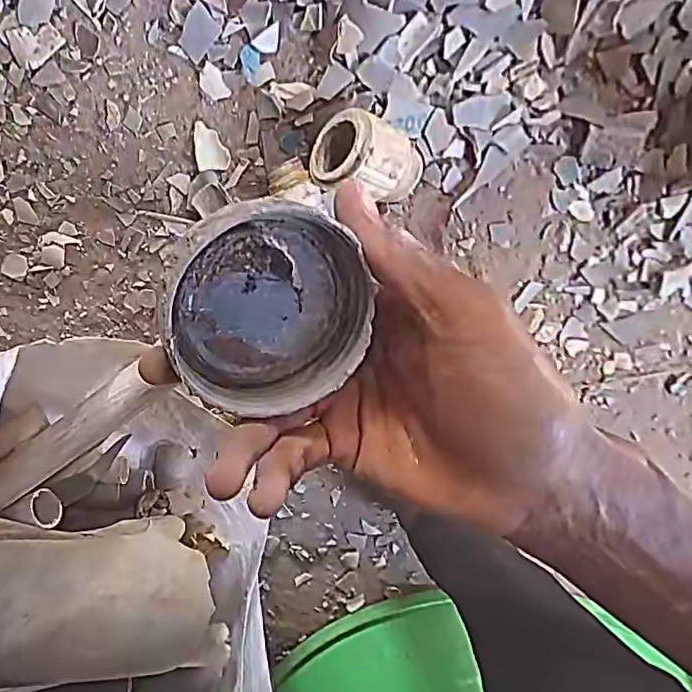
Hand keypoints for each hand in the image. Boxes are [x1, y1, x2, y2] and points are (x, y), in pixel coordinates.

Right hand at [205, 181, 588, 536]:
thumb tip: (347, 194)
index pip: (292, 286)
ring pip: (266, 413)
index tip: (190, 292)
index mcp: (364, 306)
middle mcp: (338, 347)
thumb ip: (399, 262)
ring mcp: (332, 398)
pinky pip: (291, 456)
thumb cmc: (510, 385)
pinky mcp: (337, 445)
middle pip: (260, 349)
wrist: (533, 480)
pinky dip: (272, 476)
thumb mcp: (461, 314)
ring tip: (221, 475)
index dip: (240, 286)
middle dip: (208, 364)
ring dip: (237, 443)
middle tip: (159, 369)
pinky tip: (261, 497)